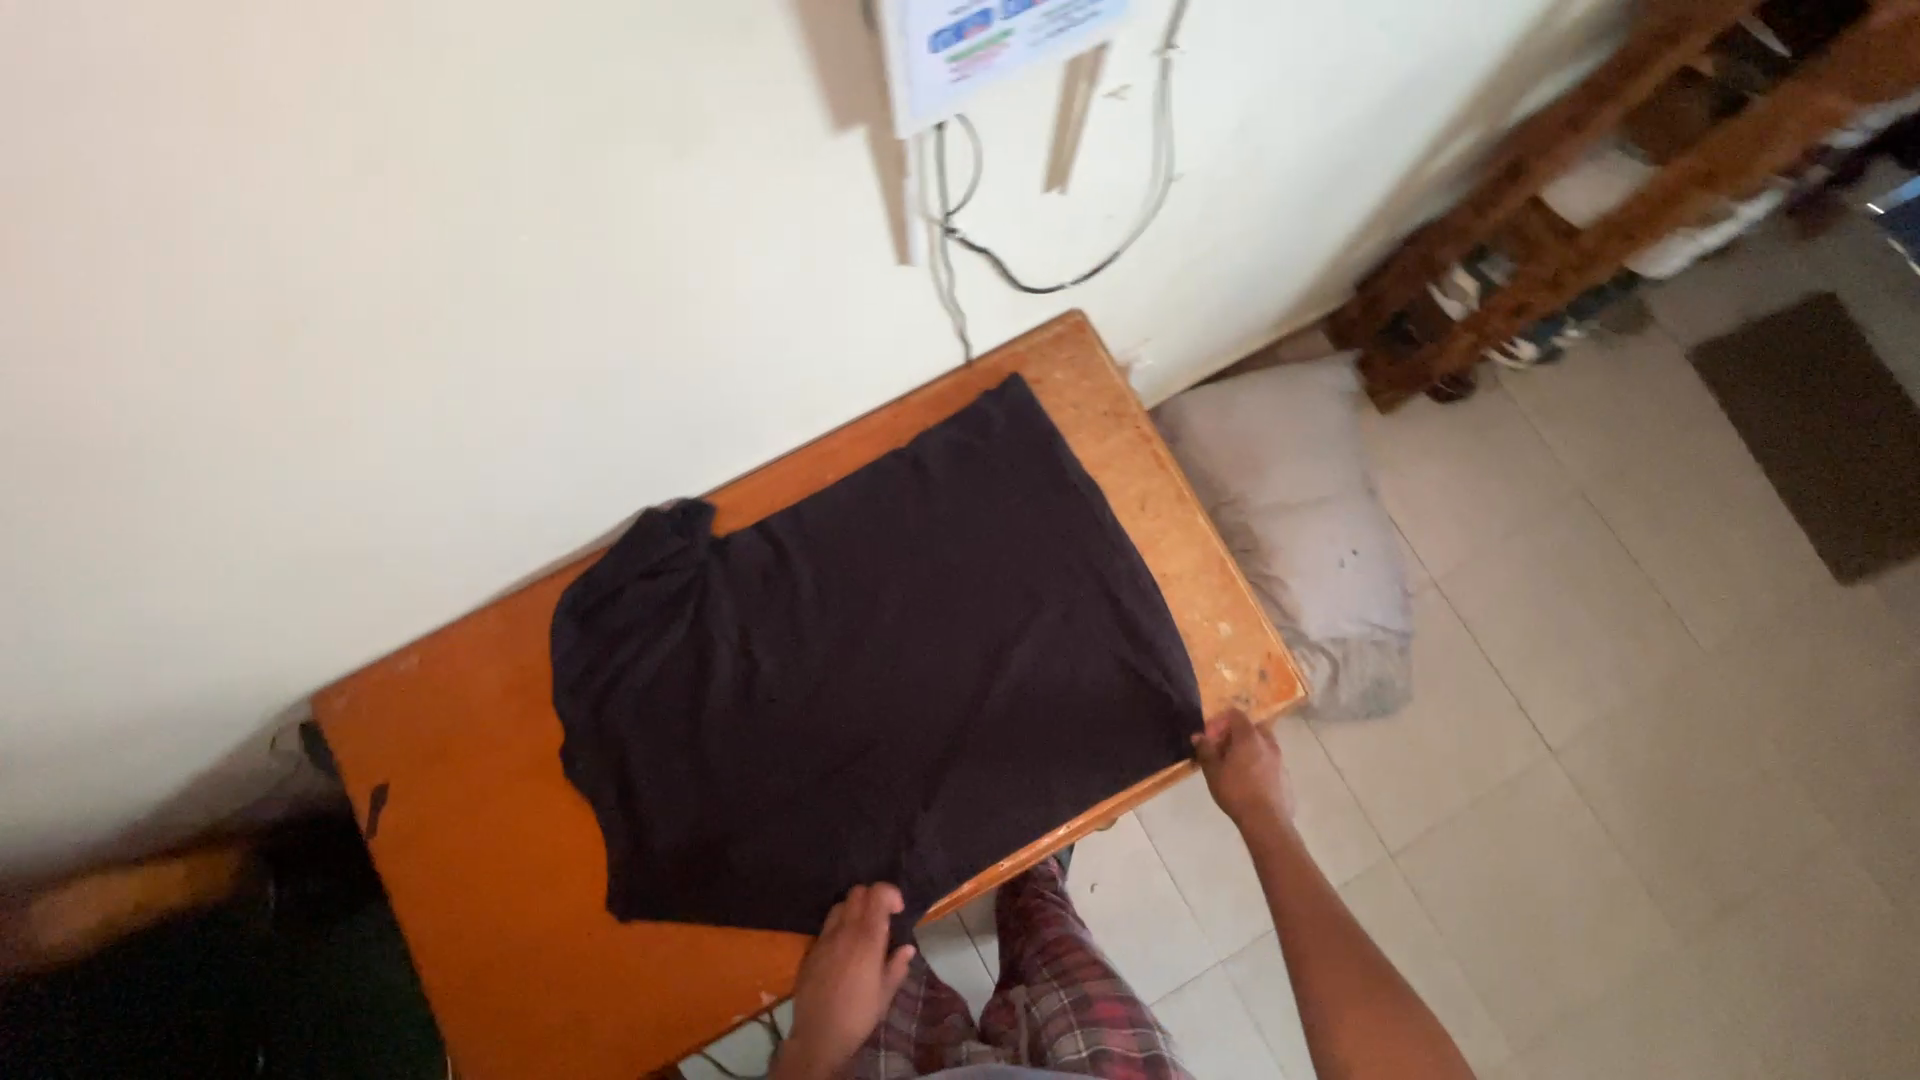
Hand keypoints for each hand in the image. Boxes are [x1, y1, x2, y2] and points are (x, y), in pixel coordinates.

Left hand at [773, 884, 915, 1079]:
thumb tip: (907, 948)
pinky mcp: (811, 950)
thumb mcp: (885, 994)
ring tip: (861, 931)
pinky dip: (839, 927)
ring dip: (854, 910)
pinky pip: (826, 926)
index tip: (897, 911)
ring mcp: (824, 939)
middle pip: (857, 892)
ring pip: (840, 906)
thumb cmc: (858, 1015)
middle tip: (882, 918)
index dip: (890, 893)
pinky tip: (843, 950)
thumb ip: (897, 966)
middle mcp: (844, 931)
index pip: (877, 893)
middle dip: (872, 897)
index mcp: (867, 938)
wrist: (819, 1035)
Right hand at [1193, 709, 1294, 831]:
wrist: (1267, 821)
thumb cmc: (1235, 791)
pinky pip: (1269, 761)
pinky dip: (1258, 764)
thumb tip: (1199, 736)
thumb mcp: (1212, 770)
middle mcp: (1268, 743)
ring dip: (1247, 749)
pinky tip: (1248, 783)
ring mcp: (1280, 759)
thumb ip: (1205, 750)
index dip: (1219, 722)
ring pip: (1262, 745)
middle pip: (1251, 727)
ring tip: (1234, 768)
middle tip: (1222, 750)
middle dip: (1235, 734)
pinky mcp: (1285, 776)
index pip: (1235, 714)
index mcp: (1249, 736)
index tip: (1210, 738)